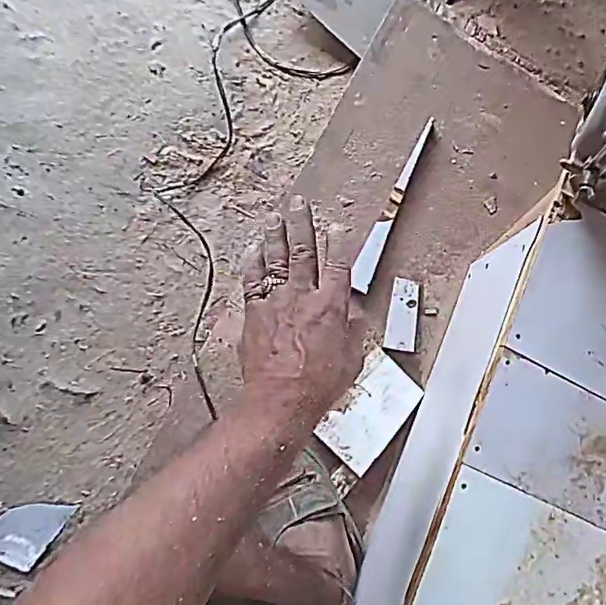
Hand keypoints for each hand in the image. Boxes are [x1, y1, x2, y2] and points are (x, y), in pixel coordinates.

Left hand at [238, 198, 363, 427]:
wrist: (280, 400)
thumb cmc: (317, 385)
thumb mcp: (351, 359)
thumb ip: (352, 330)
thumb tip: (352, 315)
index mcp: (331, 306)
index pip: (337, 264)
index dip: (338, 242)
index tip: (336, 226)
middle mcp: (303, 297)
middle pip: (303, 251)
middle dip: (302, 224)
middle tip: (299, 204)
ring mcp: (275, 303)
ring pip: (276, 260)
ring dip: (276, 235)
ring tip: (276, 217)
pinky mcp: (255, 314)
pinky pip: (252, 281)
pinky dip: (253, 264)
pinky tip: (253, 251)